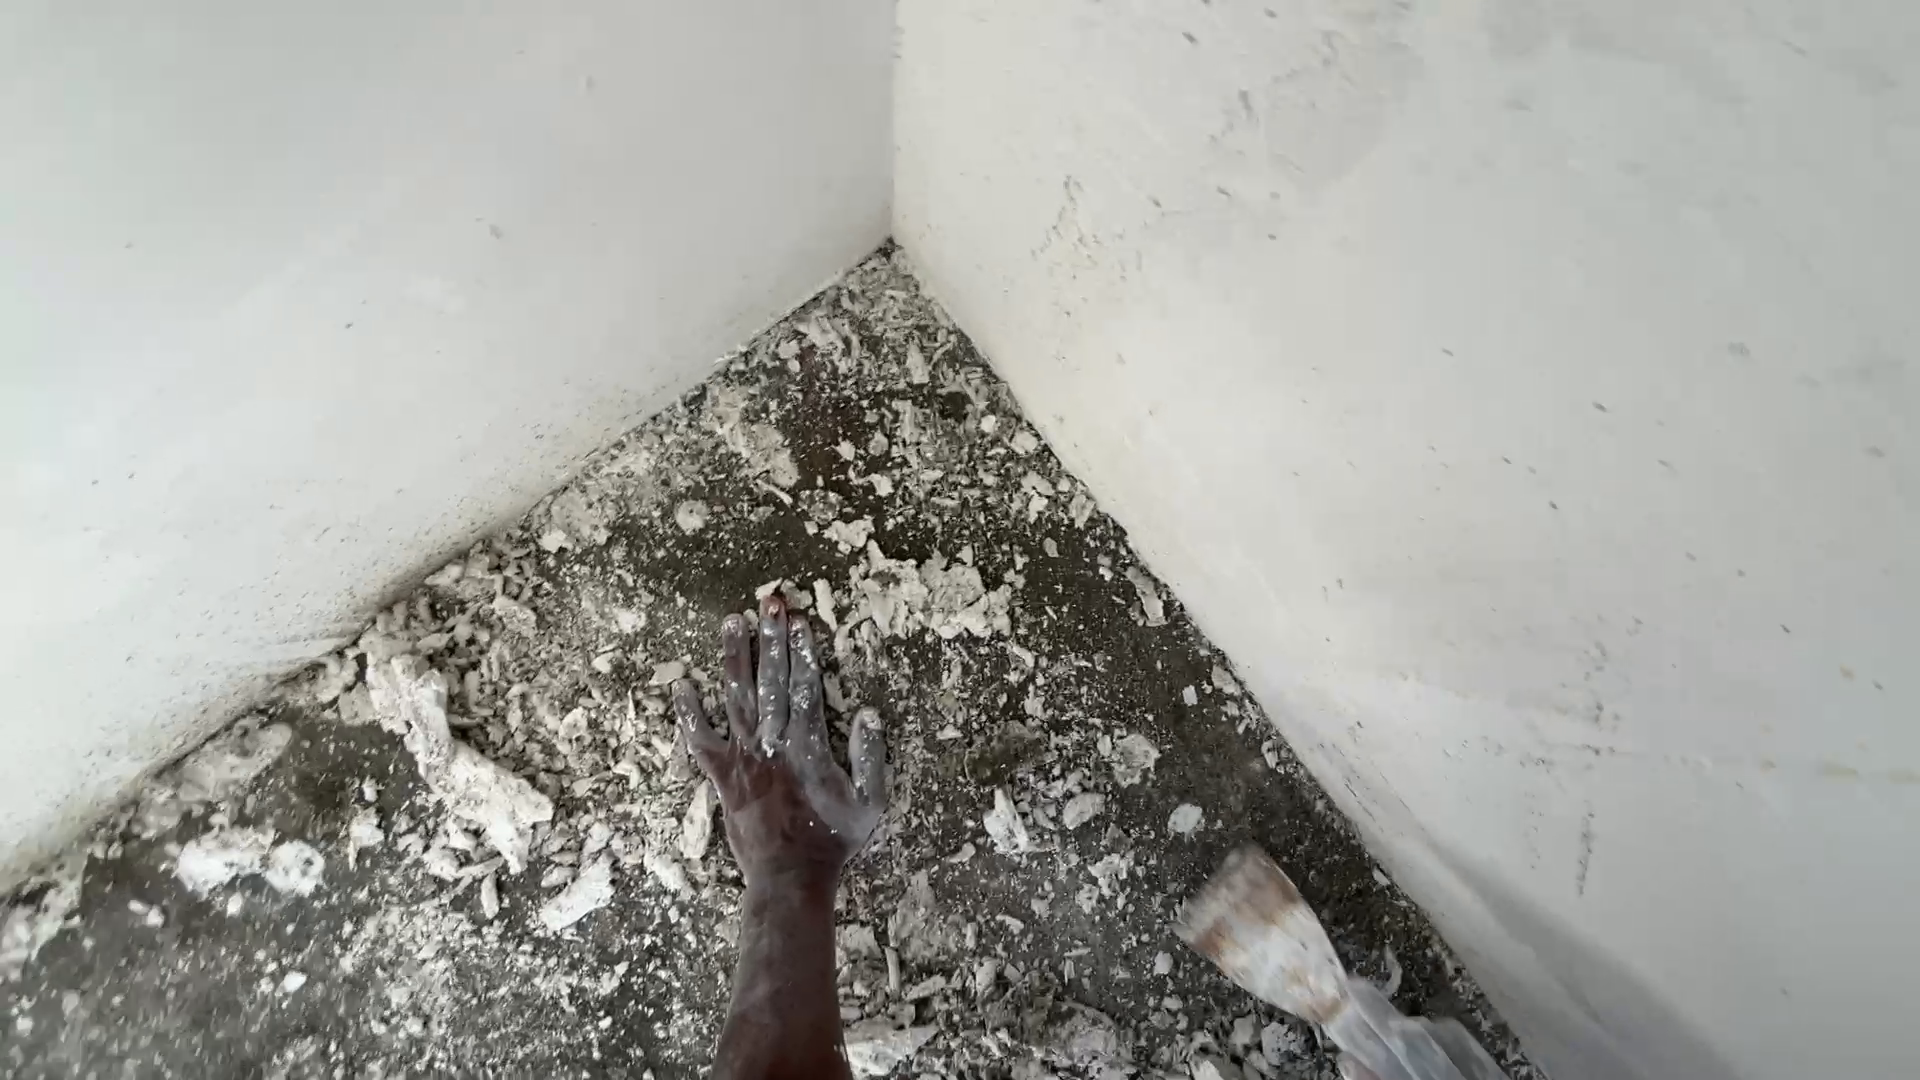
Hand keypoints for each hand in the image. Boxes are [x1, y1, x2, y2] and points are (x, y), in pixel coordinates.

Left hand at [674, 595, 885, 887]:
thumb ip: (871, 756)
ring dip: (734, 659)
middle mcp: (772, 744)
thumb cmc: (834, 839)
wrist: (790, 879)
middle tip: (770, 602)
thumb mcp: (871, 802)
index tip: (799, 620)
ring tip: (731, 622)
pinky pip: (701, 742)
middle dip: (771, 640)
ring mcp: (744, 759)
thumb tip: (870, 711)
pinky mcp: (722, 777)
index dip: (803, 652)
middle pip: (771, 682)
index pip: (805, 687)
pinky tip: (681, 685)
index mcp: (808, 746)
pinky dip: (690, 715)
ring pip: (737, 699)